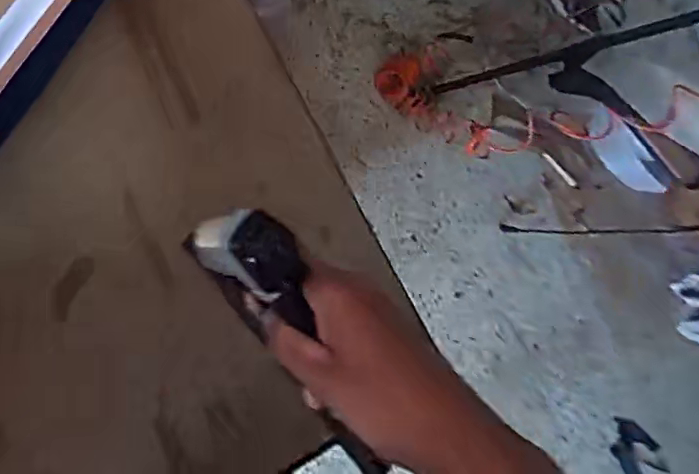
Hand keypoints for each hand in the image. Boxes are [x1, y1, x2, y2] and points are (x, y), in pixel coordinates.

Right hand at [262, 264, 555, 473]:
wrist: (454, 436)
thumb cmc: (386, 403)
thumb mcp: (318, 377)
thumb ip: (282, 338)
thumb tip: (258, 308)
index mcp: (335, 288)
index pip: (285, 261)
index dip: (262, 277)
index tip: (244, 291)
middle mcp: (357, 286)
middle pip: (306, 290)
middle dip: (295, 326)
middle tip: (295, 364)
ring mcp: (377, 306)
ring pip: (328, 314)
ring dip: (317, 345)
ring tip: (324, 390)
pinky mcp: (392, 328)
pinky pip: (350, 327)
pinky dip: (339, 351)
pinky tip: (347, 390)